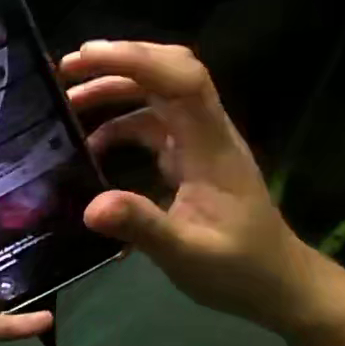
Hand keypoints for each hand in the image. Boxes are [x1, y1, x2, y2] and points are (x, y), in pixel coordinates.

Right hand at [61, 40, 323, 332]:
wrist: (279, 286)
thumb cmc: (238, 268)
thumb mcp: (186, 253)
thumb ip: (142, 226)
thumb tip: (91, 207)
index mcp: (210, 146)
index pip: (180, 81)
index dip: (133, 60)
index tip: (83, 59)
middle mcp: (205, 133)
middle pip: (169, 73)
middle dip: (118, 61)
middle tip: (65, 68)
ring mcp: (197, 144)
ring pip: (156, 95)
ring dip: (113, 88)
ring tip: (65, 100)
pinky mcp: (187, 158)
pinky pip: (149, 124)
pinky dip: (115, 123)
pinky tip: (88, 146)